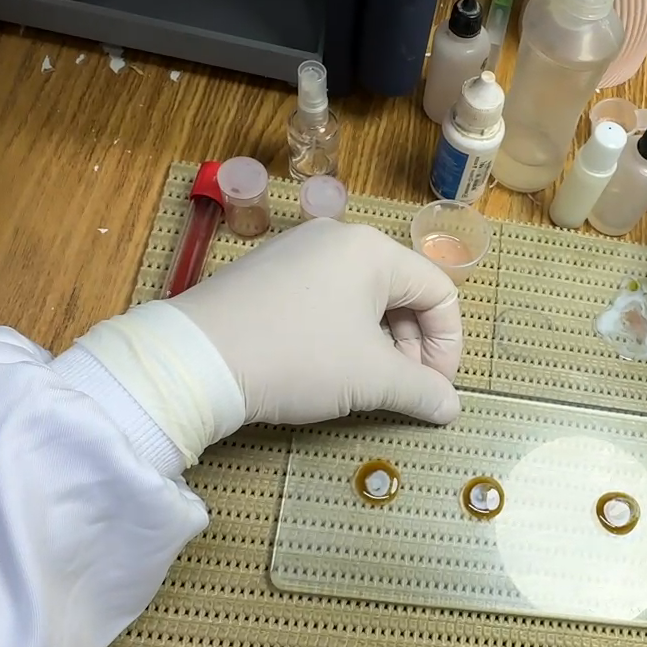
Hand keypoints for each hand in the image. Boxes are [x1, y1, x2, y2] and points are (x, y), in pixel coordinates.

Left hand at [167, 219, 462, 425]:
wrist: (195, 360)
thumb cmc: (298, 358)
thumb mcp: (371, 378)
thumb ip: (422, 390)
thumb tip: (452, 408)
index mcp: (373, 250)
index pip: (439, 291)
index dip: (448, 345)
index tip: (435, 389)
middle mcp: (339, 239)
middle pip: (402, 292)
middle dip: (413, 347)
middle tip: (404, 389)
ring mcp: (298, 252)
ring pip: (364, 297)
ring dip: (381, 344)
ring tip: (368, 383)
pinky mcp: (268, 273)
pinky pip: (327, 298)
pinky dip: (344, 333)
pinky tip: (328, 366)